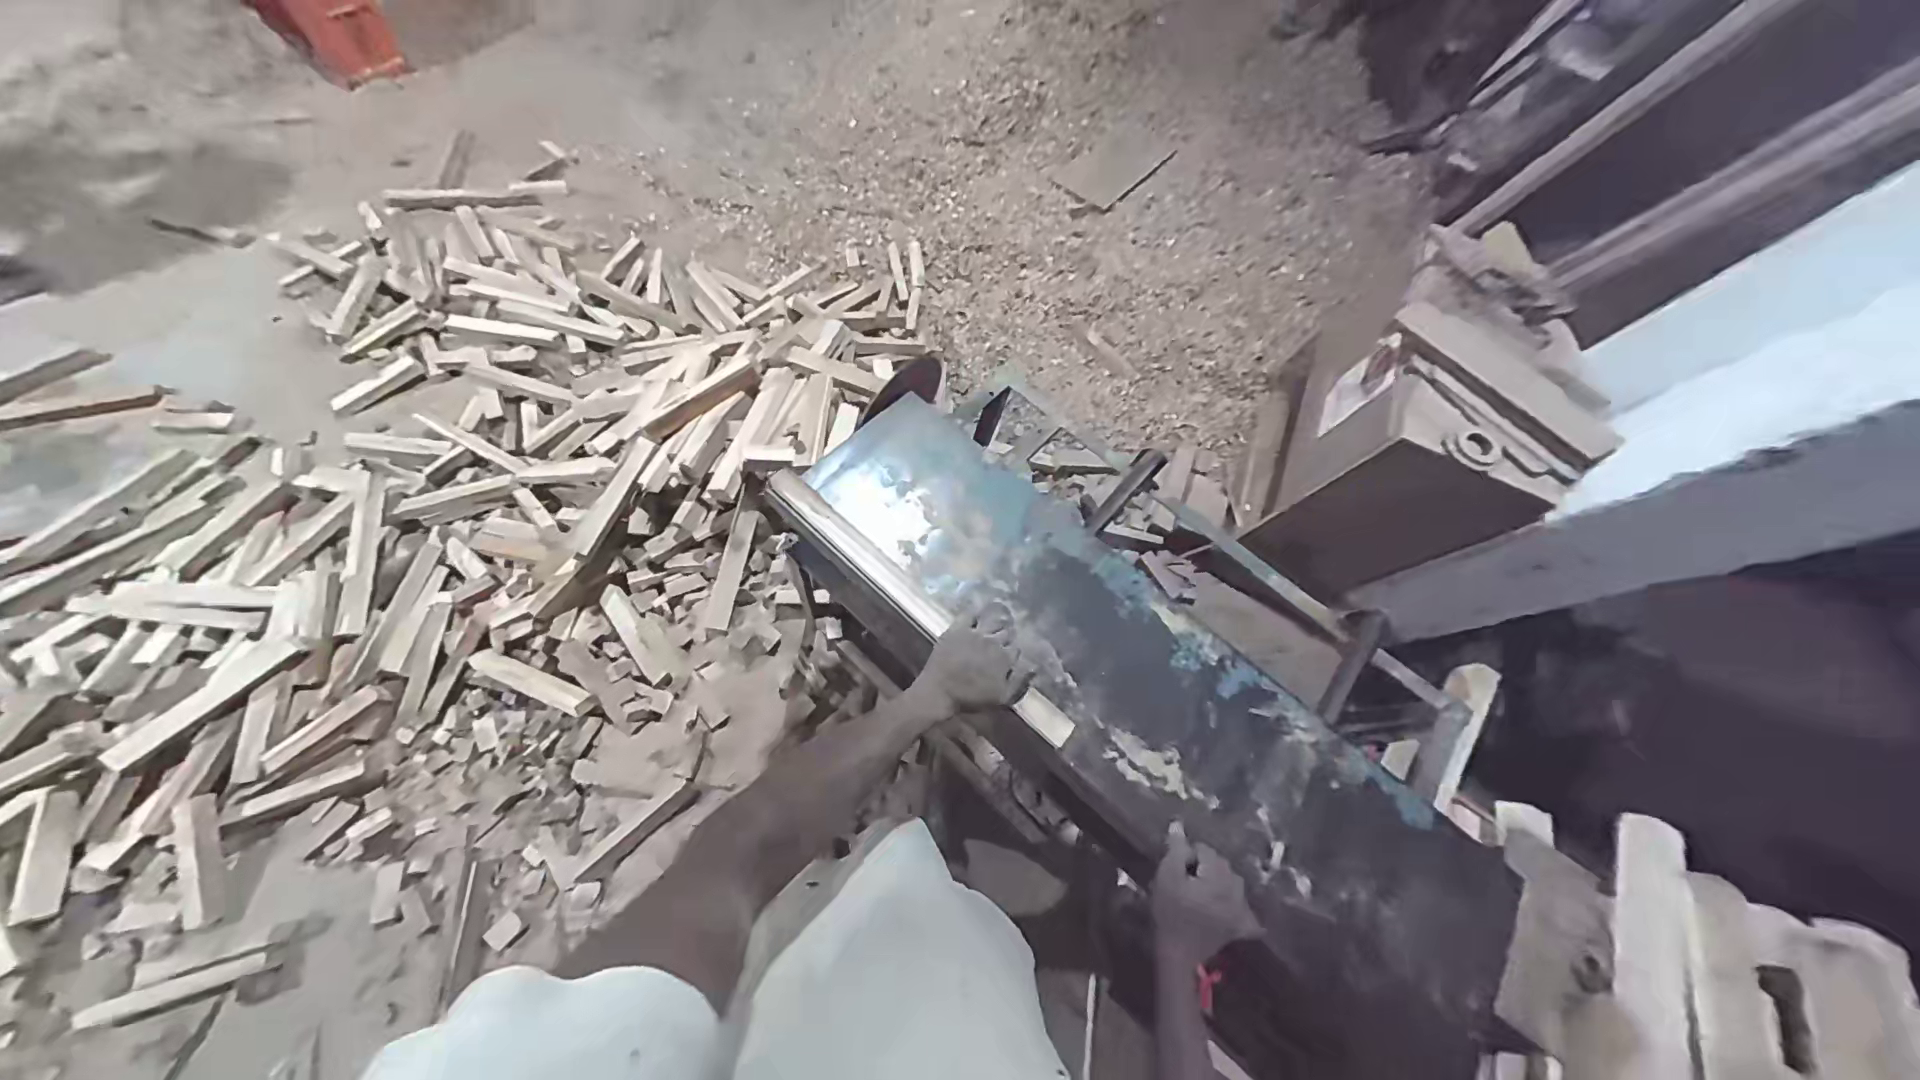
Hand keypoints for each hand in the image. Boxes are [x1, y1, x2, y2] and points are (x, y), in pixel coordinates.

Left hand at [908, 613, 1032, 717]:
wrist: (939, 692)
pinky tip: (978, 613)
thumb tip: (1034, 667)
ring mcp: (975, 632)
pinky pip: (970, 613)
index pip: (1016, 649)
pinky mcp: (958, 628)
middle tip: (1001, 640)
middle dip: (1007, 636)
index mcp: (1005, 658)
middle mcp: (993, 641)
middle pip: (1007, 632)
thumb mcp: (1002, 698)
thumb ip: (1020, 682)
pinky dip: (976, 611)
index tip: (1009, 656)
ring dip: (996, 621)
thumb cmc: (971, 698)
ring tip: (994, 625)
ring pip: (993, 619)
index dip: (1013, 653)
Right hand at [1152, 821, 1260, 964]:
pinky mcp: (1242, 926)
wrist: (1178, 953)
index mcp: (1219, 878)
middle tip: (1185, 880)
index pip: (1205, 850)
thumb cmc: (1169, 912)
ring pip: (1232, 881)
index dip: (1187, 855)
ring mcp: (1243, 911)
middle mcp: (1237, 892)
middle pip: (1221, 864)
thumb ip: (1177, 849)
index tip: (1176, 869)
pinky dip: (1239, 904)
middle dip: (1204, 865)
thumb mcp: (1167, 876)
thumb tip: (1179, 826)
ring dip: (1218, 880)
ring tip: (1199, 891)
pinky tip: (1227, 906)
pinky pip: (1247, 908)